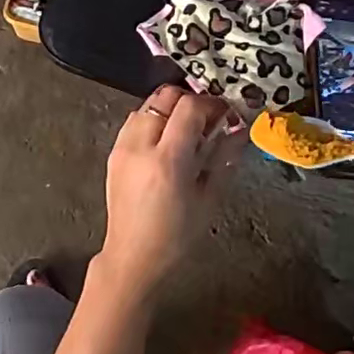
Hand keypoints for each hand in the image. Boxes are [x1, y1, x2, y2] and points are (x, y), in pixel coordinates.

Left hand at [97, 85, 242, 293]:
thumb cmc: (176, 235)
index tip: (226, 114)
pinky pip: (134, 121)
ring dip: (171, 109)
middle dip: (191, 100)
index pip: (190, 107)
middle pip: (165, 96)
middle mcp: (140, 147)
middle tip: (208, 119)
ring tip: (187, 132)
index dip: (213, 104)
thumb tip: (239, 130)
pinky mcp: (114, 154)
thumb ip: (223, 158)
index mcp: (168, 161)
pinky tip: (166, 142)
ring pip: (148, 105)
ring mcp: (123, 149)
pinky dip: (154, 121)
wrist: (133, 257)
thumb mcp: (208, 198)